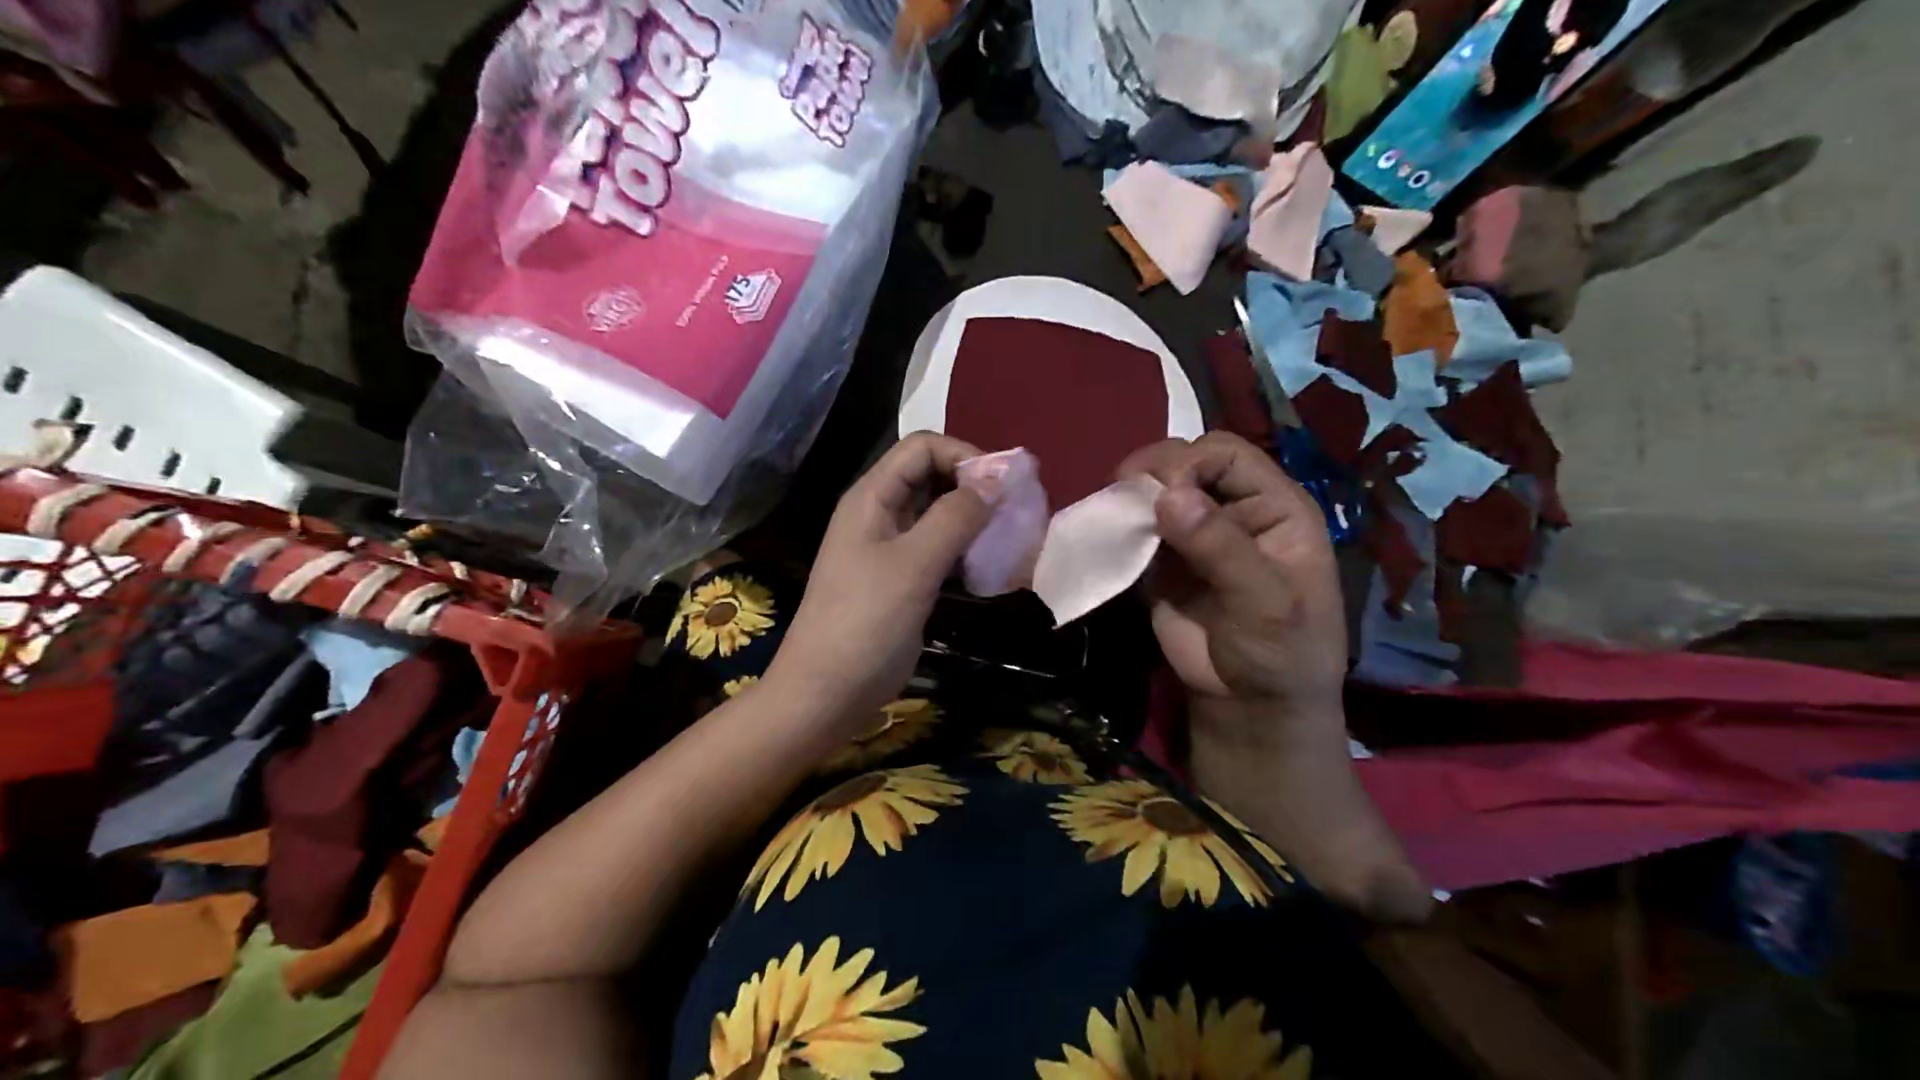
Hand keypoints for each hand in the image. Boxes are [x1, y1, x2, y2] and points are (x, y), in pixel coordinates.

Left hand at [766, 433, 992, 729]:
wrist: (826, 692)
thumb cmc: (865, 622)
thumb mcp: (914, 565)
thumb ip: (956, 517)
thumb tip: (997, 477)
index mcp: (872, 497)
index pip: (923, 447)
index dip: (964, 456)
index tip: (1004, 487)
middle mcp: (881, 513)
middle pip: (933, 476)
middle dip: (975, 487)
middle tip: (1015, 513)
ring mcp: (891, 548)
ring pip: (939, 514)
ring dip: (975, 520)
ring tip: (1010, 539)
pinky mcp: (903, 579)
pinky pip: (939, 549)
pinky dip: (966, 550)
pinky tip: (990, 567)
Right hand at [1119, 432, 1346, 735]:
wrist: (1249, 707)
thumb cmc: (1280, 654)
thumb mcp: (1266, 603)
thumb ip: (1221, 547)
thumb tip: (1169, 495)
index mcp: (1274, 507)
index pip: (1228, 455)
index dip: (1191, 462)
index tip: (1162, 494)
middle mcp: (1233, 510)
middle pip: (1187, 462)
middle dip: (1154, 471)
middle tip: (1125, 495)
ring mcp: (1195, 534)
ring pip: (1157, 491)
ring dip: (1132, 497)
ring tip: (1113, 514)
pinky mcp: (1163, 561)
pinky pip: (1137, 528)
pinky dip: (1120, 526)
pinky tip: (1108, 535)